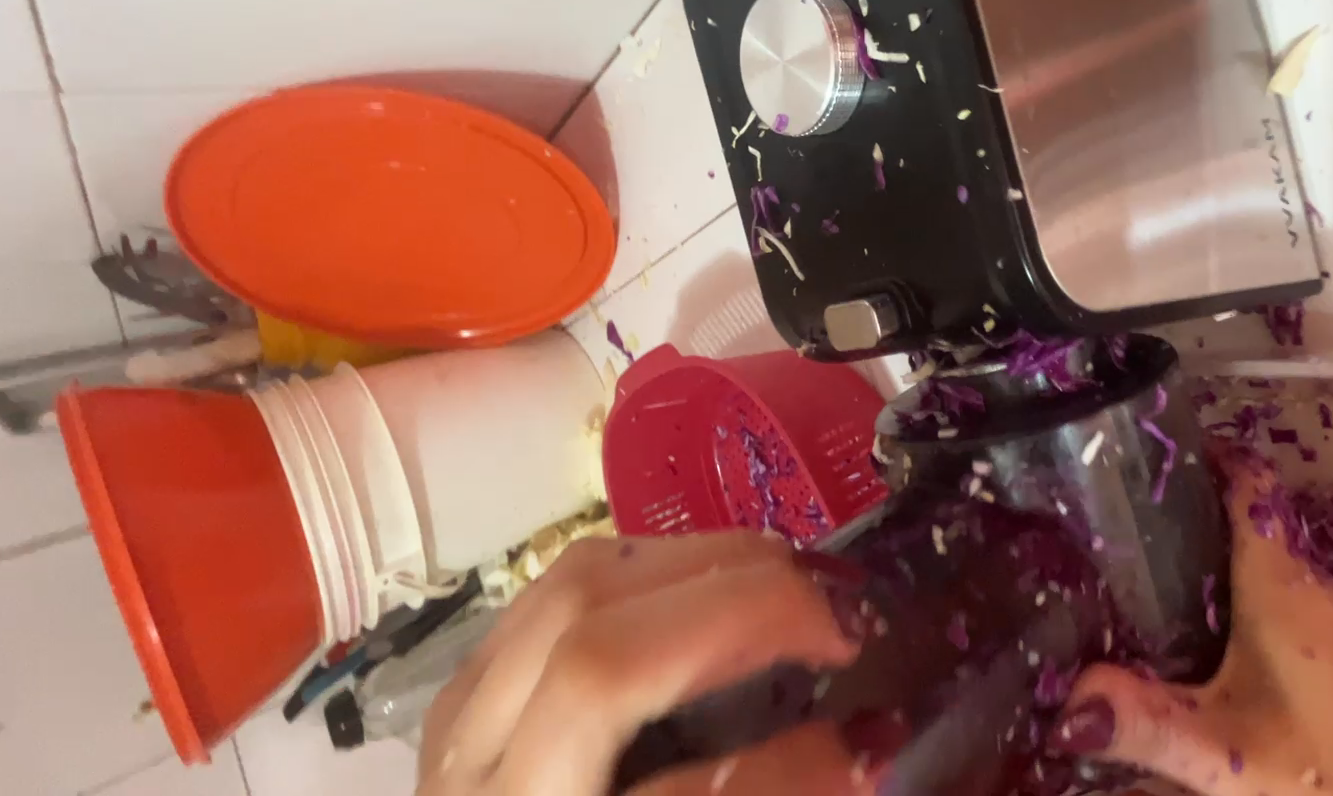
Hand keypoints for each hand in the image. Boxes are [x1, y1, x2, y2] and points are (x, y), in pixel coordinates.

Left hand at [418, 532, 869, 795]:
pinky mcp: (468, 674)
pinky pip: (566, 576)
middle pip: (602, 658)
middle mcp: (481, 793)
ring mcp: (456, 722)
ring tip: (789, 580)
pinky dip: (659, 559)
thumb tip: (869, 748)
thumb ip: (760, 793)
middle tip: (841, 617)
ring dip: (709, 562)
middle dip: (746, 609)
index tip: (875, 741)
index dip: (786, 770)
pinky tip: (713, 576)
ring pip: (579, 587)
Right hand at [1048, 463, 1332, 795]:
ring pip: (1267, 568)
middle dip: (1191, 515)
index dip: (1207, 453)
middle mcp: (1316, 588)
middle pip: (1250, 523)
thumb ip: (1145, 723)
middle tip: (1125, 525)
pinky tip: (1215, 649)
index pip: (1249, 482)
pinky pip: (1286, 606)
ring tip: (1153, 579)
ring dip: (1217, 561)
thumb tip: (1062, 702)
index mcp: (1281, 582)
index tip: (1153, 451)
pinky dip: (1244, 604)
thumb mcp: (1227, 754)